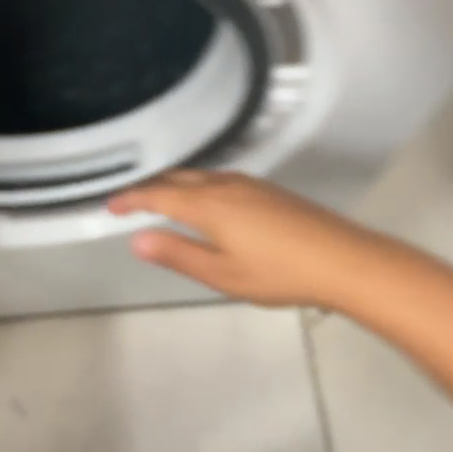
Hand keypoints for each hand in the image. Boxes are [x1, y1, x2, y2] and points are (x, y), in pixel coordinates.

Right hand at [109, 171, 411, 309]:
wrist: (342, 259)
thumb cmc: (278, 273)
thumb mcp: (222, 275)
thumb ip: (179, 254)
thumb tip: (138, 239)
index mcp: (209, 206)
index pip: (159, 195)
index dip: (132, 199)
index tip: (110, 205)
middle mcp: (225, 186)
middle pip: (178, 178)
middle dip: (150, 187)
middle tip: (129, 200)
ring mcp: (250, 184)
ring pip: (201, 176)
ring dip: (175, 184)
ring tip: (160, 198)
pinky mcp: (268, 190)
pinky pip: (219, 179)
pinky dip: (198, 185)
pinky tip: (205, 200)